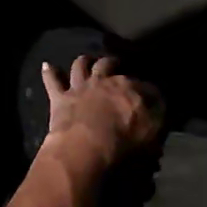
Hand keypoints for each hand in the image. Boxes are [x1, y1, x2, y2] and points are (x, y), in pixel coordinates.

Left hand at [40, 56, 161, 167]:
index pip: (144, 85)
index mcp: (129, 88)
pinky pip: (52, 81)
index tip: (151, 95)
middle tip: (116, 62)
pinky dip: (50, 72)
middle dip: (113, 63)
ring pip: (81, 66)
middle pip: (109, 65)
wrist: (84, 147)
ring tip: (86, 59)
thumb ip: (157, 119)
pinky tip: (47, 65)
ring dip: (84, 61)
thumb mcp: (151, 135)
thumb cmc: (122, 143)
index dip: (148, 90)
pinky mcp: (60, 97)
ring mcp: (80, 87)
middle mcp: (104, 81)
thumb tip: (160, 108)